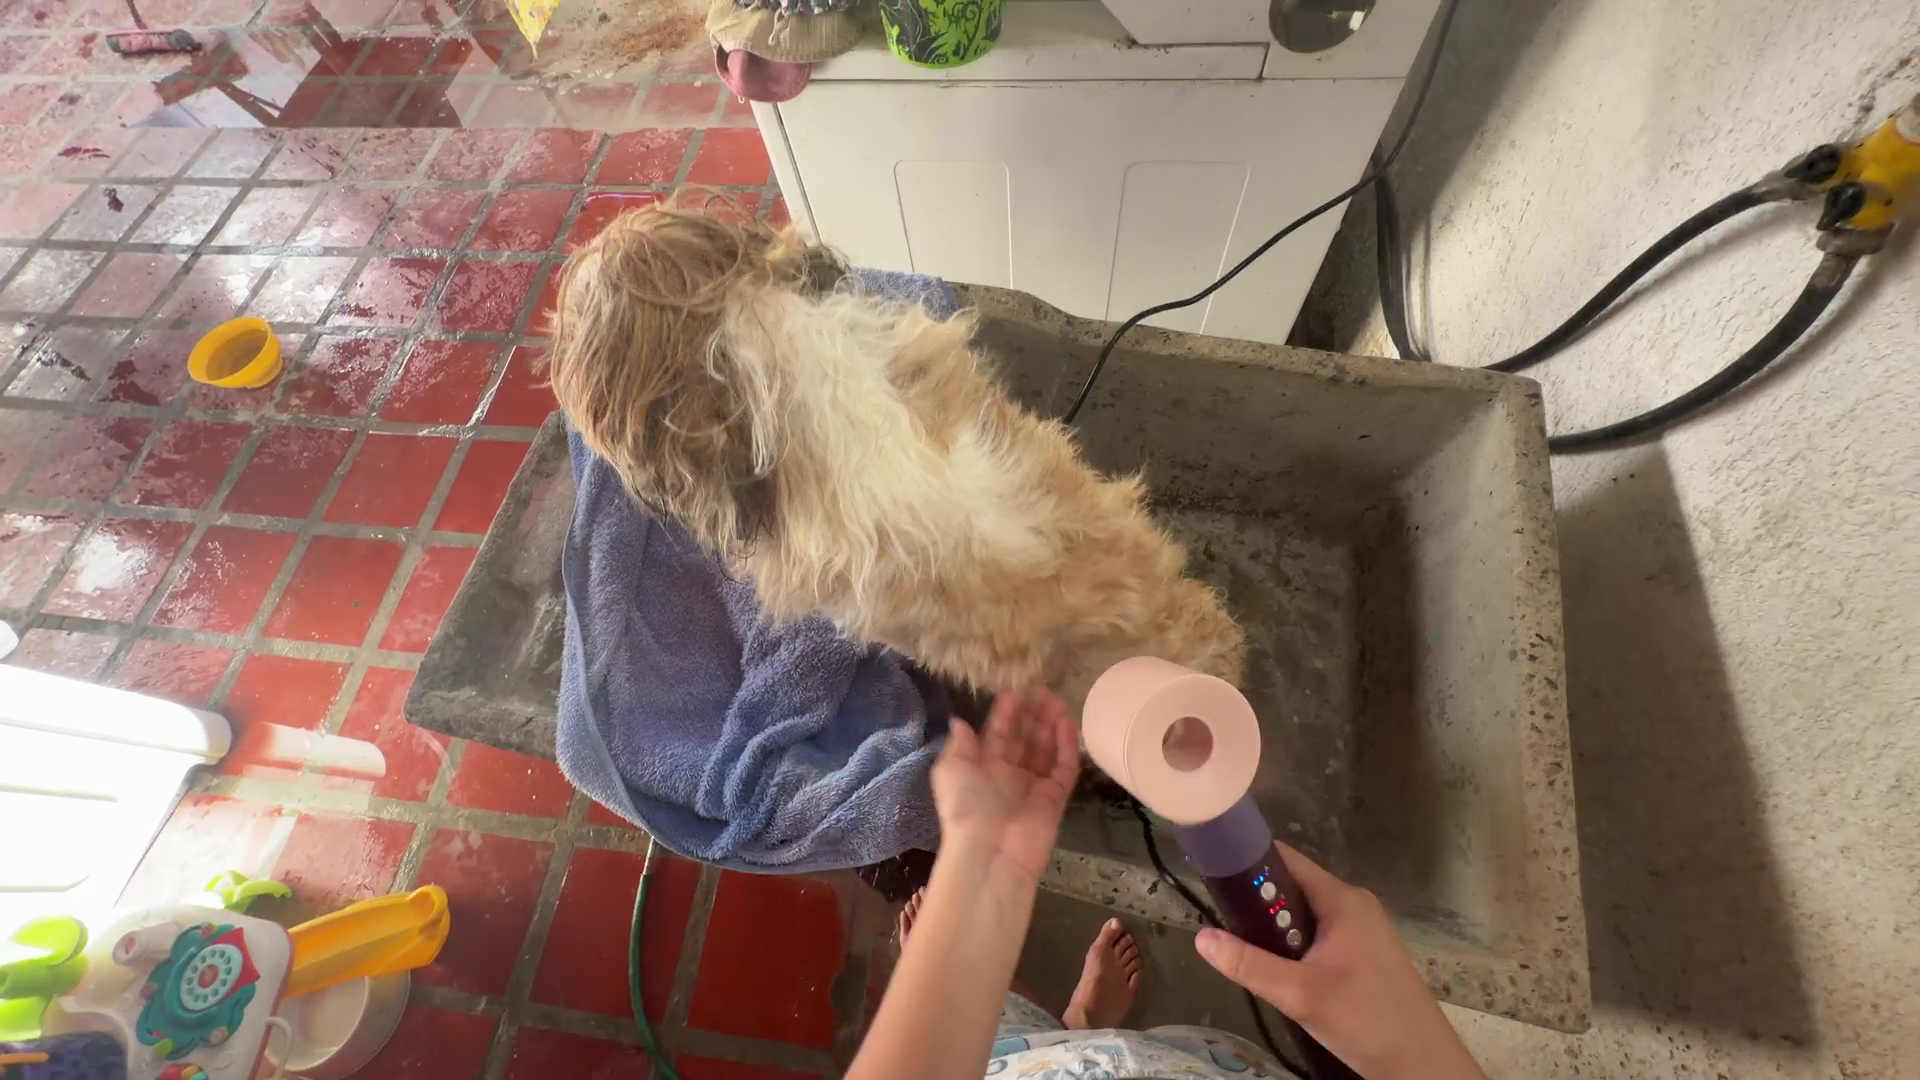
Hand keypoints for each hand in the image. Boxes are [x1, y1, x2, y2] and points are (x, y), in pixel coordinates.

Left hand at [931, 690, 1079, 883]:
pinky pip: (1064, 769)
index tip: (1017, 692)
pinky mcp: (1056, 799)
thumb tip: (959, 721)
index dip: (1007, 713)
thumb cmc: (966, 807)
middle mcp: (1009, 775)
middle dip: (1034, 715)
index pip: (998, 733)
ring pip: (1046, 749)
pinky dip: (1067, 747)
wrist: (990, 853)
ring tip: (1059, 702)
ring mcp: (1033, 786)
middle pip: (1025, 738)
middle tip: (1046, 692)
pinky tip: (1067, 725)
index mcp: (982, 767)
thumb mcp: (950, 770)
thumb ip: (959, 744)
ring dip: (1052, 726)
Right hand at [1193, 844, 1487, 1079]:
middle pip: (1293, 886)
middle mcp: (1354, 903)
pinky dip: (1300, 944)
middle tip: (1236, 930)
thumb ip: (1249, 965)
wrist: (1428, 1071)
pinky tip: (1289, 972)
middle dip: (1262, 906)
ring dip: (1280, 929)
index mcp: (1341, 898)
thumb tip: (1201, 938)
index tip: (1217, 879)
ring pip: (1306, 913)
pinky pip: (1322, 932)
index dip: (1249, 863)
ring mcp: (1365, 928)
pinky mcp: (1369, 952)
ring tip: (1258, 954)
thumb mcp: (1300, 995)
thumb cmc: (1367, 1022)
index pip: (1284, 859)